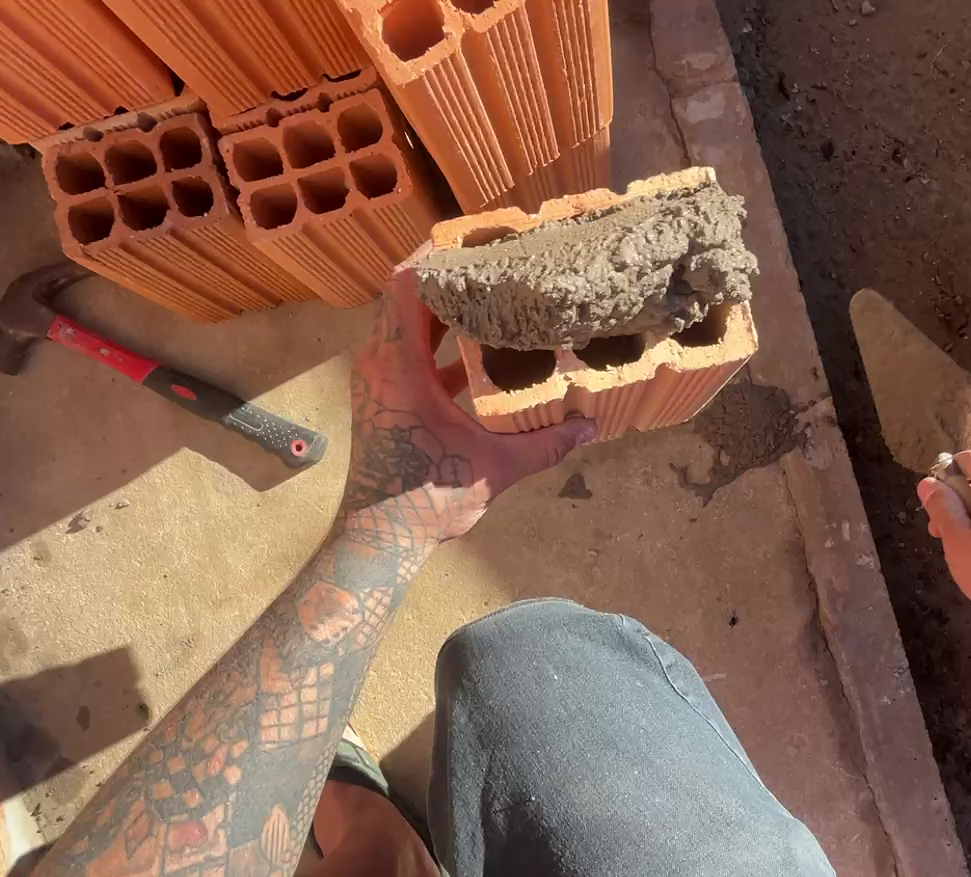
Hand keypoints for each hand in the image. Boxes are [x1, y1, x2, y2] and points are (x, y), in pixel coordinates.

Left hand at [342, 271, 595, 540]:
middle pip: (408, 297)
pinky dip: (438, 344)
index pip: (408, 285)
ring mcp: (377, 380)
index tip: (478, 246)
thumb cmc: (428, 499)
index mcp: (400, 366)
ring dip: (444, 312)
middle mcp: (379, 363)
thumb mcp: (496, 468)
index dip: (439, 258)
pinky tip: (478, 352)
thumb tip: (593, 428)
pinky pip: (407, 352)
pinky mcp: (382, 397)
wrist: (381, 537)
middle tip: (496, 268)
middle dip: (449, 280)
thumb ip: (547, 444)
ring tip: (491, 300)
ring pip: (406, 325)